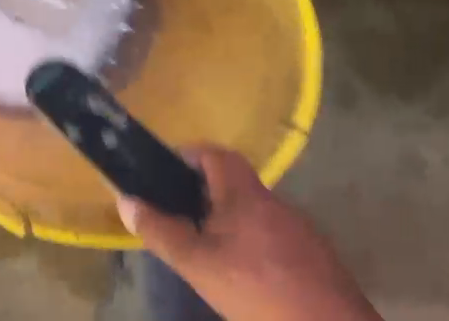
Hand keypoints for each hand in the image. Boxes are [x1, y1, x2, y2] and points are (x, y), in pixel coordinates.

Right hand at [118, 146, 380, 320]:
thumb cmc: (261, 293)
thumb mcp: (197, 264)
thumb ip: (159, 231)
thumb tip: (126, 201)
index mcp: (247, 197)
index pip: (218, 155)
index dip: (190, 156)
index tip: (167, 172)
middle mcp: (279, 207)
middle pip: (236, 186)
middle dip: (205, 196)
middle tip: (181, 217)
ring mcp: (307, 236)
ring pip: (257, 216)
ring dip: (232, 224)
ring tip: (211, 250)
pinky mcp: (323, 264)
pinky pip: (279, 240)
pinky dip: (257, 248)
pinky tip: (249, 276)